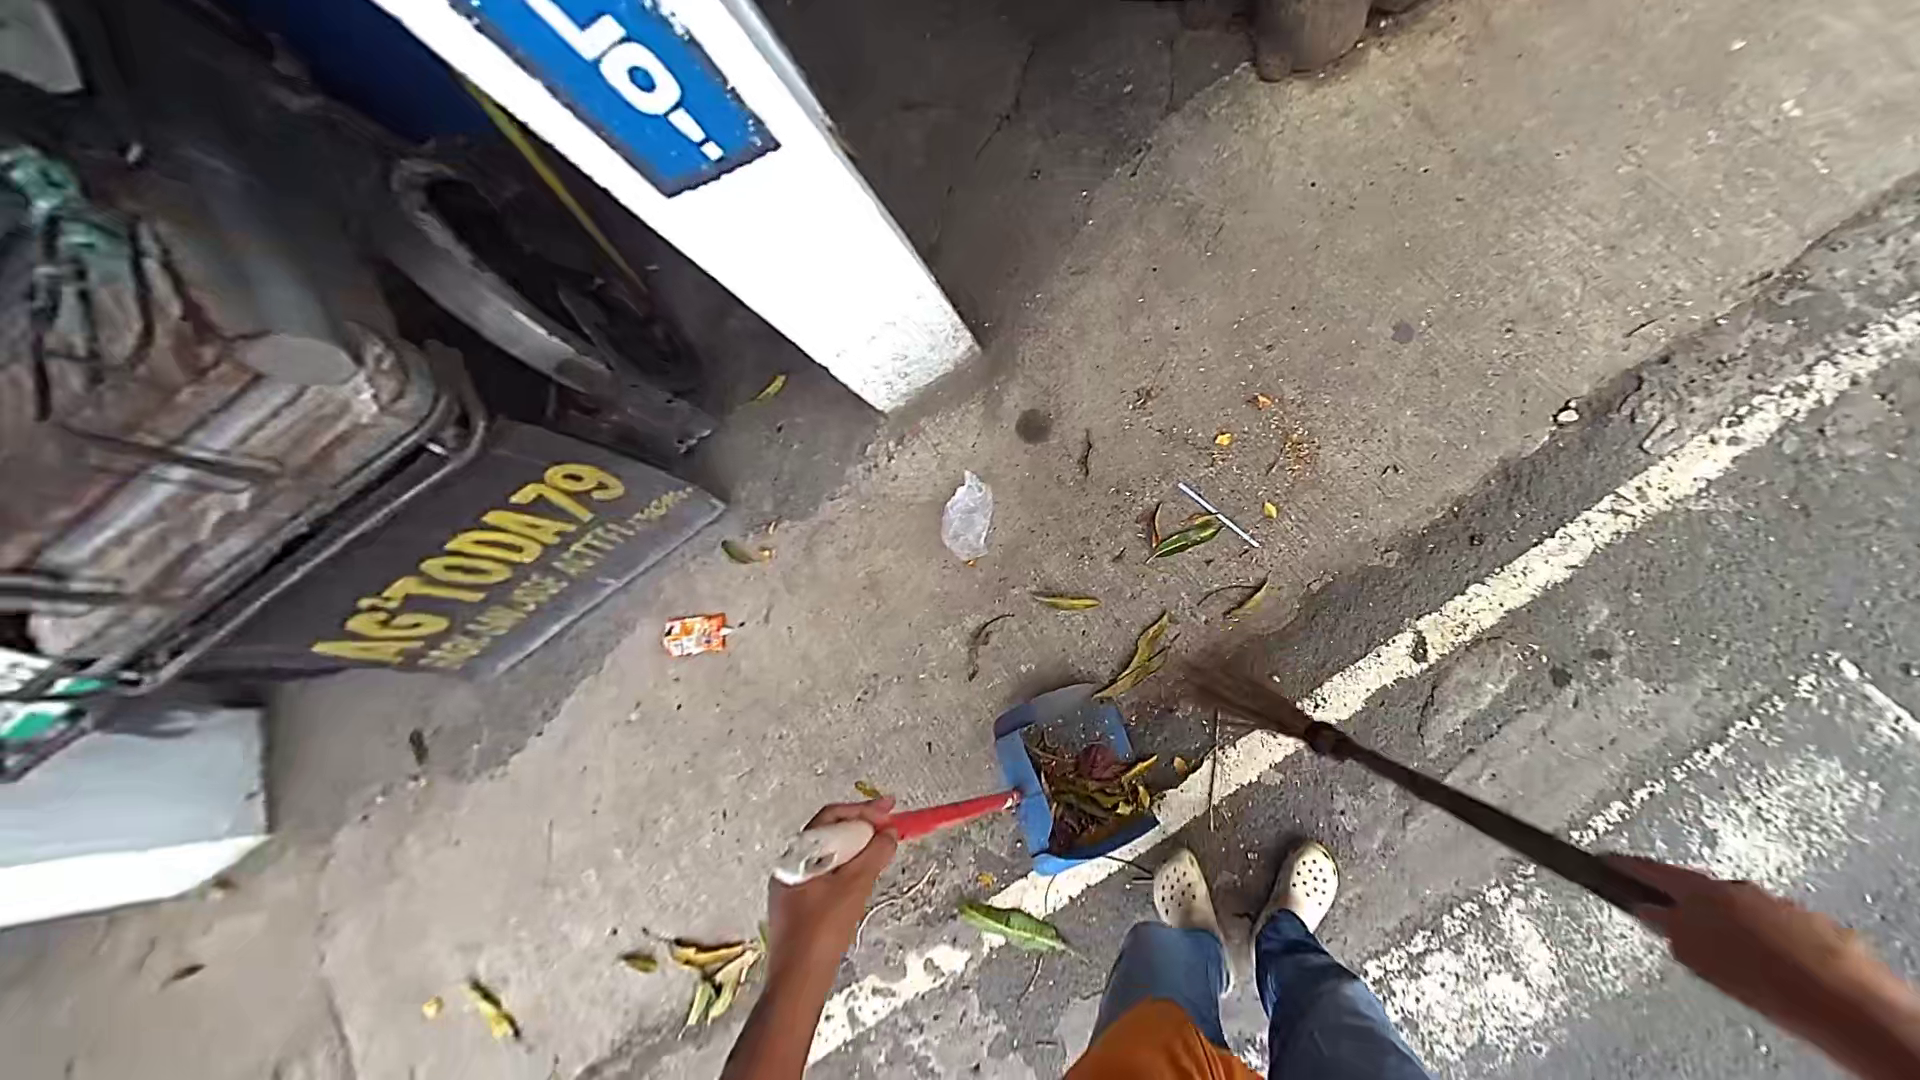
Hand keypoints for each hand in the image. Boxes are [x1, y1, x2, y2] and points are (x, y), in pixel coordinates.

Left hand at [767, 798, 898, 979]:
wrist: (798, 983)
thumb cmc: (821, 933)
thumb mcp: (854, 887)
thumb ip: (874, 854)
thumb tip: (889, 833)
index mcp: (798, 854)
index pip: (832, 817)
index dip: (863, 811)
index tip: (889, 809)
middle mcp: (791, 864)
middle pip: (830, 832)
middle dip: (862, 826)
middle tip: (888, 824)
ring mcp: (793, 885)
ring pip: (830, 853)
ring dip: (857, 846)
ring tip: (880, 847)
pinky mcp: (799, 905)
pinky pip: (826, 872)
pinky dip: (848, 866)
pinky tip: (862, 874)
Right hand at [1611, 856, 1919, 1079]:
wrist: (1851, 1009)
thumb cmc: (1770, 983)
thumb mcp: (1691, 953)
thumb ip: (1664, 924)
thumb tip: (1649, 910)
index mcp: (1700, 887)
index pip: (1645, 867)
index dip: (1620, 864)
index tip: (1602, 859)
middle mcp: (1739, 887)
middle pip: (1696, 887)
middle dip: (1682, 902)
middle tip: (1669, 920)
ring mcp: (1783, 905)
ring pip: (1740, 907)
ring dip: (1729, 924)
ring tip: (1729, 956)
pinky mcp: (1822, 928)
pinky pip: (1781, 926)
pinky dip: (1769, 941)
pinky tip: (1772, 965)